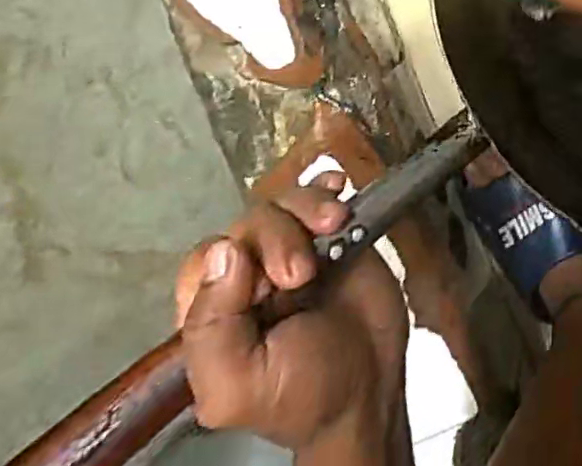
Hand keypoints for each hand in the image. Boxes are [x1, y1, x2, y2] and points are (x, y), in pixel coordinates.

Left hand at [174, 174, 408, 460]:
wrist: (373, 385)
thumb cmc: (304, 395)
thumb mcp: (238, 384)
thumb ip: (212, 328)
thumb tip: (225, 251)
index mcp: (216, 310)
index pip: (207, 259)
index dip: (236, 260)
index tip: (269, 288)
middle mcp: (253, 275)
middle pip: (251, 223)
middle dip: (280, 237)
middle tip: (305, 275)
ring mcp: (300, 250)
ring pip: (287, 203)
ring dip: (310, 206)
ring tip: (338, 224)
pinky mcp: (341, 235)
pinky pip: (326, 196)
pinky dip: (329, 186)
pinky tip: (340, 187)